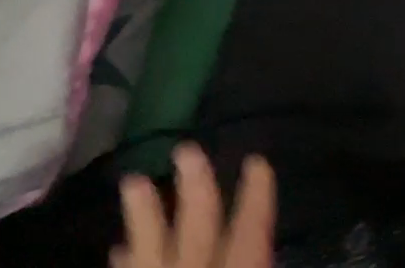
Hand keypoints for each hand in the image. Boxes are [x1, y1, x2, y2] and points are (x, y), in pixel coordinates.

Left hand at [114, 144, 274, 267]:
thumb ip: (264, 257)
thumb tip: (285, 246)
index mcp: (237, 267)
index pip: (250, 227)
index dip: (256, 194)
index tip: (257, 159)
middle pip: (197, 227)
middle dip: (194, 188)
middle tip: (185, 148)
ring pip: (151, 246)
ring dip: (143, 215)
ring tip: (133, 180)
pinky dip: (126, 259)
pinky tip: (119, 247)